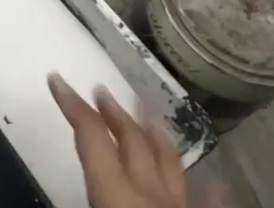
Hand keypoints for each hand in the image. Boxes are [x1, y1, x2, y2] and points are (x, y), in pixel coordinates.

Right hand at [49, 73, 208, 207]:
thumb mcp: (98, 207)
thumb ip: (80, 193)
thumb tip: (61, 187)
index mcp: (117, 193)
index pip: (92, 135)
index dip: (72, 104)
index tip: (56, 78)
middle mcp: (151, 192)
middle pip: (132, 140)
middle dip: (113, 111)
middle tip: (100, 89)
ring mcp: (180, 207)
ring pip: (170, 161)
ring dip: (157, 133)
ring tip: (149, 111)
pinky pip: (207, 205)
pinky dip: (210, 192)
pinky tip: (217, 183)